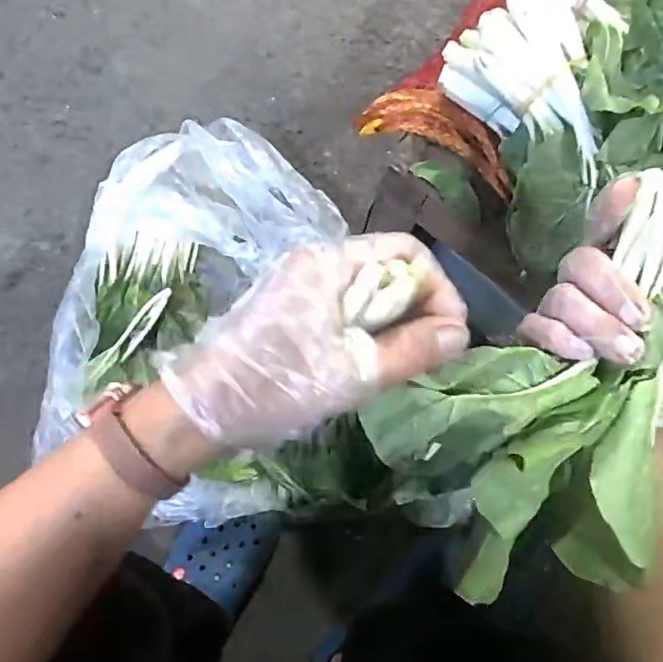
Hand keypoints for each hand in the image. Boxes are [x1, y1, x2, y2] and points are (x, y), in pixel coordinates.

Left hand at [162, 233, 470, 448]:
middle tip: (427, 355)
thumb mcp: (352, 373)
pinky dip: (366, 330)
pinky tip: (367, 362)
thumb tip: (460, 333)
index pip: (406, 251)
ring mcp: (300, 285)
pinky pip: (343, 308)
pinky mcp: (290, 309)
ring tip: (399, 363)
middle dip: (417, 308)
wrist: (202, 410)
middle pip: (388, 269)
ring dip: (393, 323)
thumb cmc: (276, 387)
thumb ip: (411, 350)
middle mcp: (315, 262)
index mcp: (329, 263)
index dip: (438, 288)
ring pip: (367, 292)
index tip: (451, 335)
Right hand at [516, 174, 662, 432]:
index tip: (635, 189)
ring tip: (627, 354)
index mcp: (629, 273)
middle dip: (609, 284)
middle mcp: (588, 288)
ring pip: (559, 295)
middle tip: (640, 319)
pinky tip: (584, 358)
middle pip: (579, 259)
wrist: (651, 423)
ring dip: (594, 321)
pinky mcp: (537, 345)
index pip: (614, 229)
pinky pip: (535, 327)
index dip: (616, 206)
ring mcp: (559, 315)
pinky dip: (560, 339)